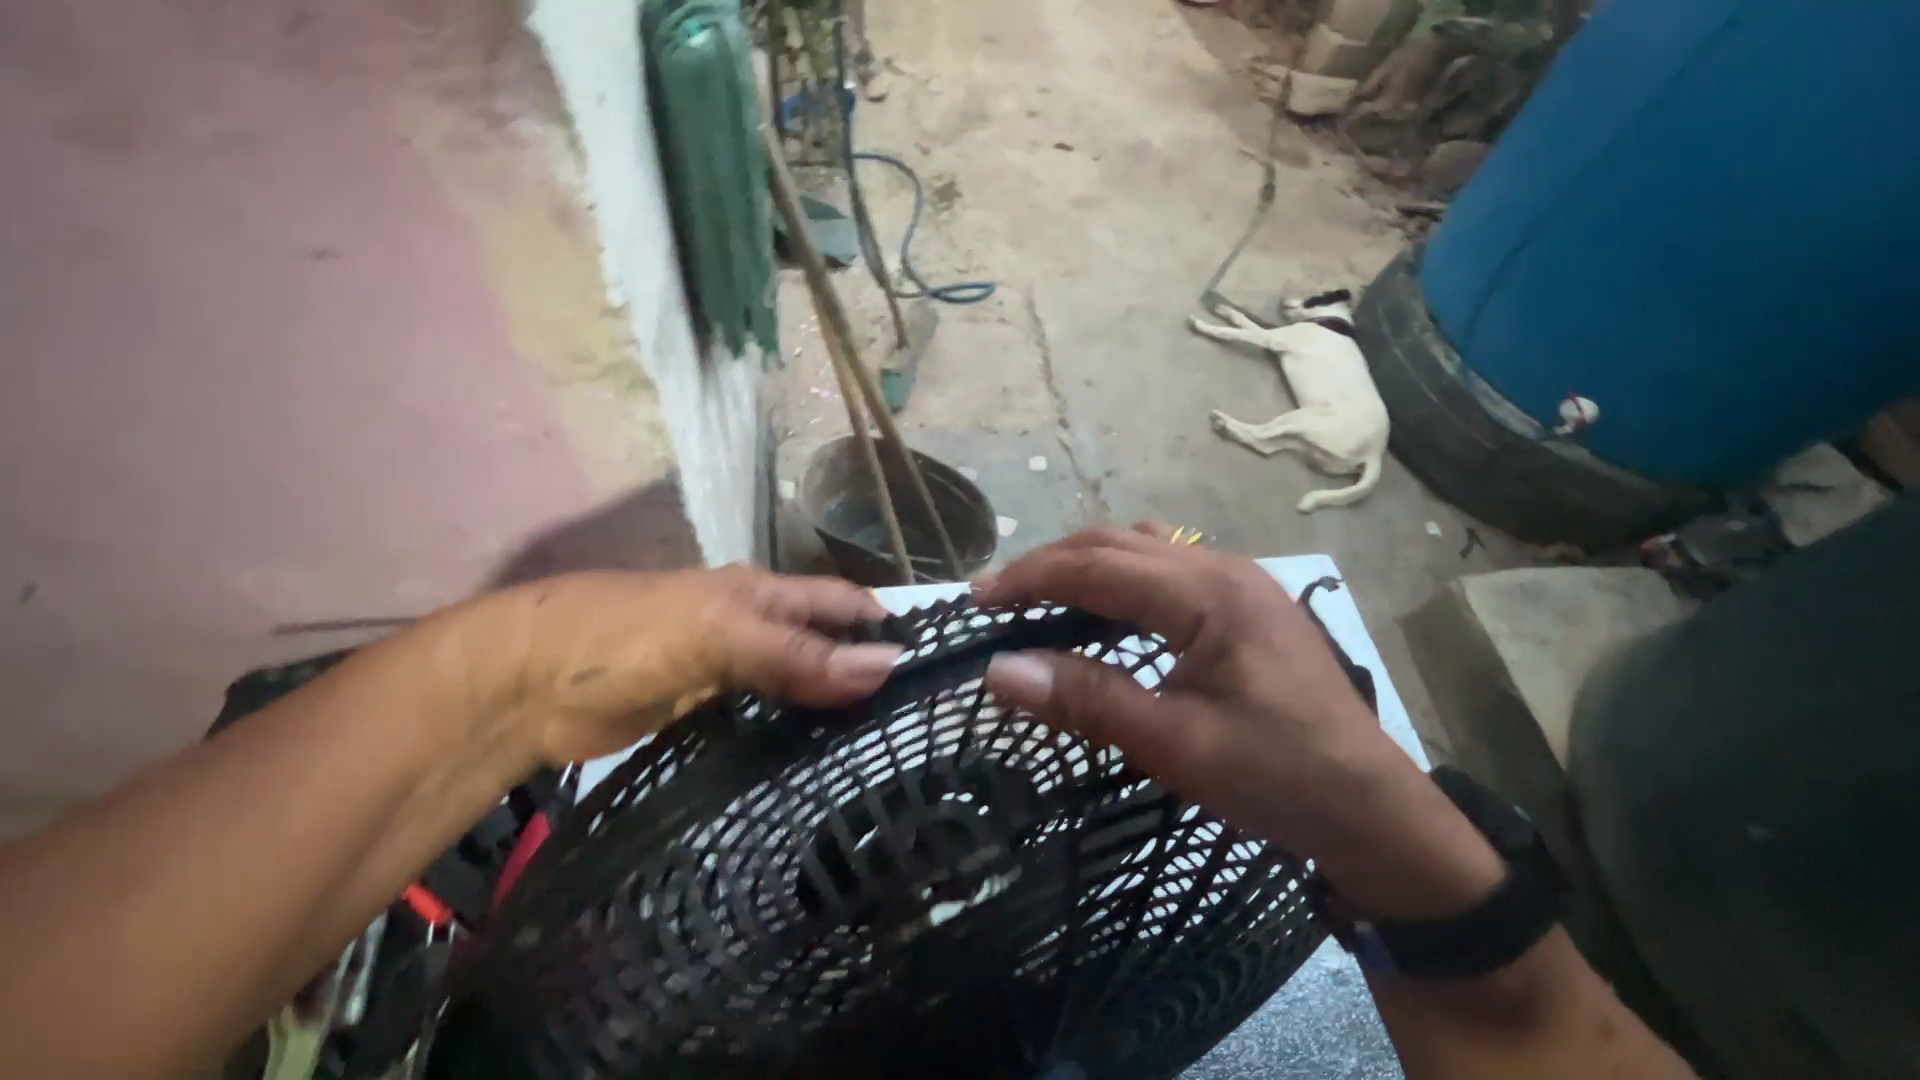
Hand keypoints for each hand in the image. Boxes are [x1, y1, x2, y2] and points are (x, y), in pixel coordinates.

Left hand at [418, 565, 903, 766]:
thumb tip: (887, 667)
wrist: (527, 685)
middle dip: (868, 669)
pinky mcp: (706, 714)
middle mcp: (754, 627)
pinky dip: (797, 735)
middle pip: (826, 644)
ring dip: (836, 706)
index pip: (842, 603)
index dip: (884, 624)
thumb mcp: (721, 634)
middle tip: (921, 719)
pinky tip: (825, 763)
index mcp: (762, 593)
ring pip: (800, 685)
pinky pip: (767, 720)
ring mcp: (730, 672)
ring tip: (887, 748)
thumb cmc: (629, 637)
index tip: (934, 666)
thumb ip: (800, 652)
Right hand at [976, 525, 1502, 918]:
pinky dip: (1121, 579)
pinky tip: (1107, 612)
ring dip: (1087, 565)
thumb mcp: (1174, 745)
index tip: (976, 599)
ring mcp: (1241, 582)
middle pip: (1118, 542)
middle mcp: (1223, 569)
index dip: (1030, 577)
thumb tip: (999, 672)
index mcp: (1207, 593)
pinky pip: (1169, 569)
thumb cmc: (1277, 777)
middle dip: (1051, 564)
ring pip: (1145, 548)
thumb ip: (1087, 700)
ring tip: (1042, 600)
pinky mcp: (1248, 604)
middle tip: (998, 601)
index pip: (1097, 565)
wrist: (1373, 809)